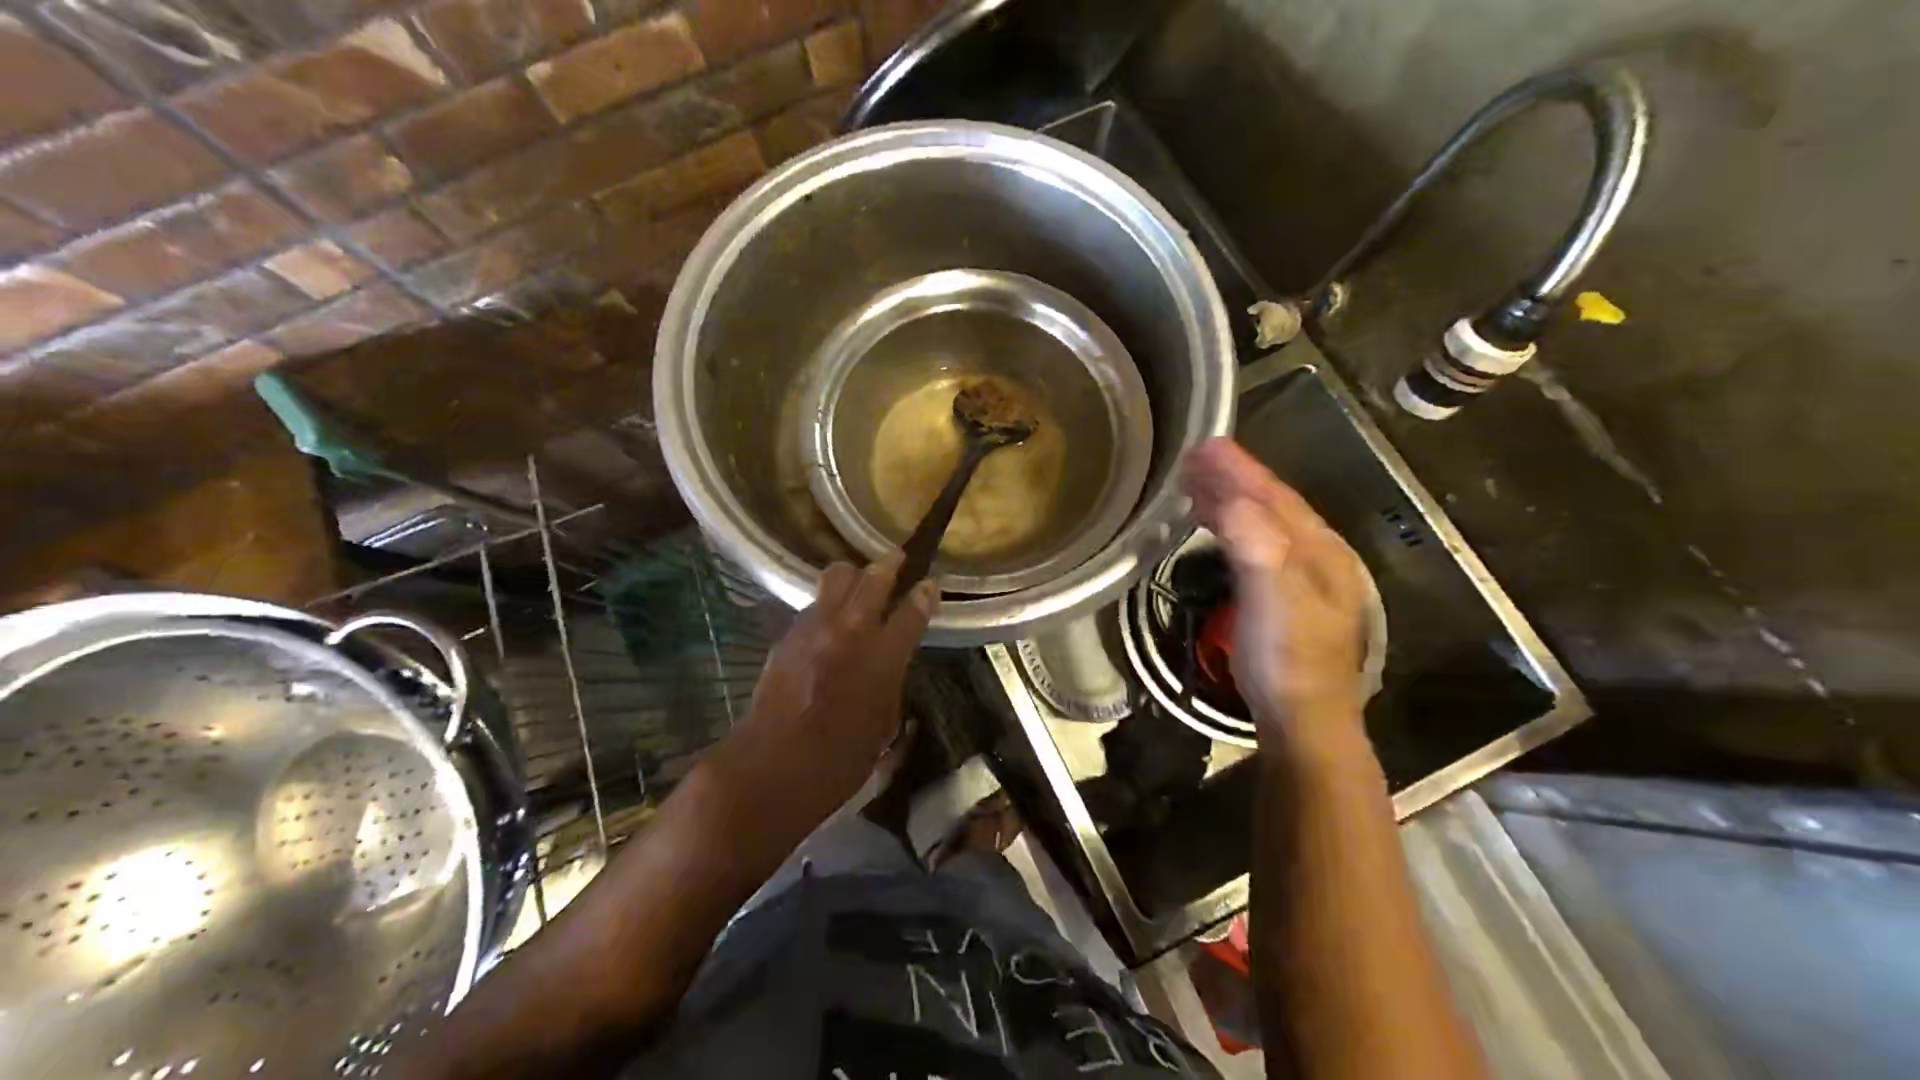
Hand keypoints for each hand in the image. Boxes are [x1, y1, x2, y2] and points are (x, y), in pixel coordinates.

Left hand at [731, 551, 937, 806]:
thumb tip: (889, 662)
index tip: (931, 583)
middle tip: (897, 558)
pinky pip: (813, 602)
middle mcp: (851, 630)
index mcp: (883, 656)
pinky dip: (827, 601)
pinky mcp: (788, 634)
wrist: (773, 764)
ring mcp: (815, 627)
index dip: (925, 594)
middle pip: (873, 578)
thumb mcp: (883, 723)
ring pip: (837, 577)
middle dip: (890, 564)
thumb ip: (890, 681)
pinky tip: (830, 617)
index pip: (912, 611)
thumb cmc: (839, 759)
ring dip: (853, 575)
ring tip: (859, 581)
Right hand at [1183, 438, 1371, 757]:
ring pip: (1264, 525)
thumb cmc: (1288, 661)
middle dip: (1233, 478)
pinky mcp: (1283, 599)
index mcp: (1318, 551)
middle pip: (1272, 505)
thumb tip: (1233, 501)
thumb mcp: (1274, 602)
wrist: (1304, 721)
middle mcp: (1316, 557)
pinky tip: (1216, 527)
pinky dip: (1233, 527)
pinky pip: (1256, 546)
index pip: (1275, 497)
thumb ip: (1258, 550)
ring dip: (1231, 500)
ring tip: (1197, 483)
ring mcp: (1302, 579)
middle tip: (1194, 456)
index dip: (1240, 469)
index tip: (1206, 442)